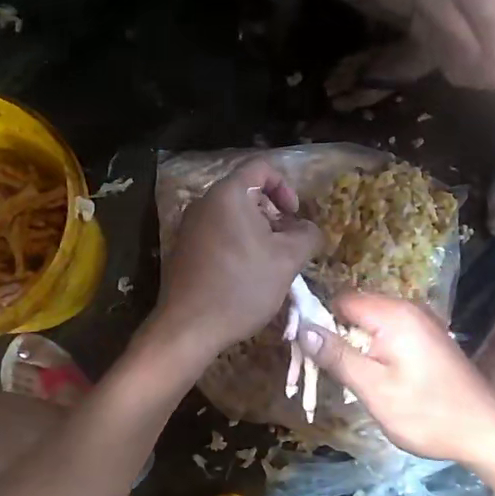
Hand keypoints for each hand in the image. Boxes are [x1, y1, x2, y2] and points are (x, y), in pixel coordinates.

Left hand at [159, 160, 321, 353]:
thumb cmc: (242, 286)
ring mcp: (190, 226)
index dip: (285, 186)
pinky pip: (219, 232)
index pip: (261, 167)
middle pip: (247, 192)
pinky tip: (249, 273)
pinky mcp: (185, 248)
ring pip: (233, 215)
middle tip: (289, 242)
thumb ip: (307, 235)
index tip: (294, 215)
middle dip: (274, 213)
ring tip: (272, 261)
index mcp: (228, 195)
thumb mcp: (288, 259)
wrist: (190, 328)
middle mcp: (204, 203)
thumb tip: (309, 229)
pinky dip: (239, 243)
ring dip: (259, 231)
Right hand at [297, 294, 494, 471]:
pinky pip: (392, 334)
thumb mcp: (374, 388)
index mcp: (393, 314)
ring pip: (374, 324)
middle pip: (357, 309)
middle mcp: (409, 309)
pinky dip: (377, 350)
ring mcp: (423, 323)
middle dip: (337, 334)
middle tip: (326, 371)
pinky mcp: (430, 339)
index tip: (305, 350)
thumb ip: (337, 355)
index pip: (340, 299)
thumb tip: (301, 326)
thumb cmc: (426, 412)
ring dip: (357, 346)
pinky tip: (377, 379)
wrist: (484, 430)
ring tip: (350, 379)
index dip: (319, 320)